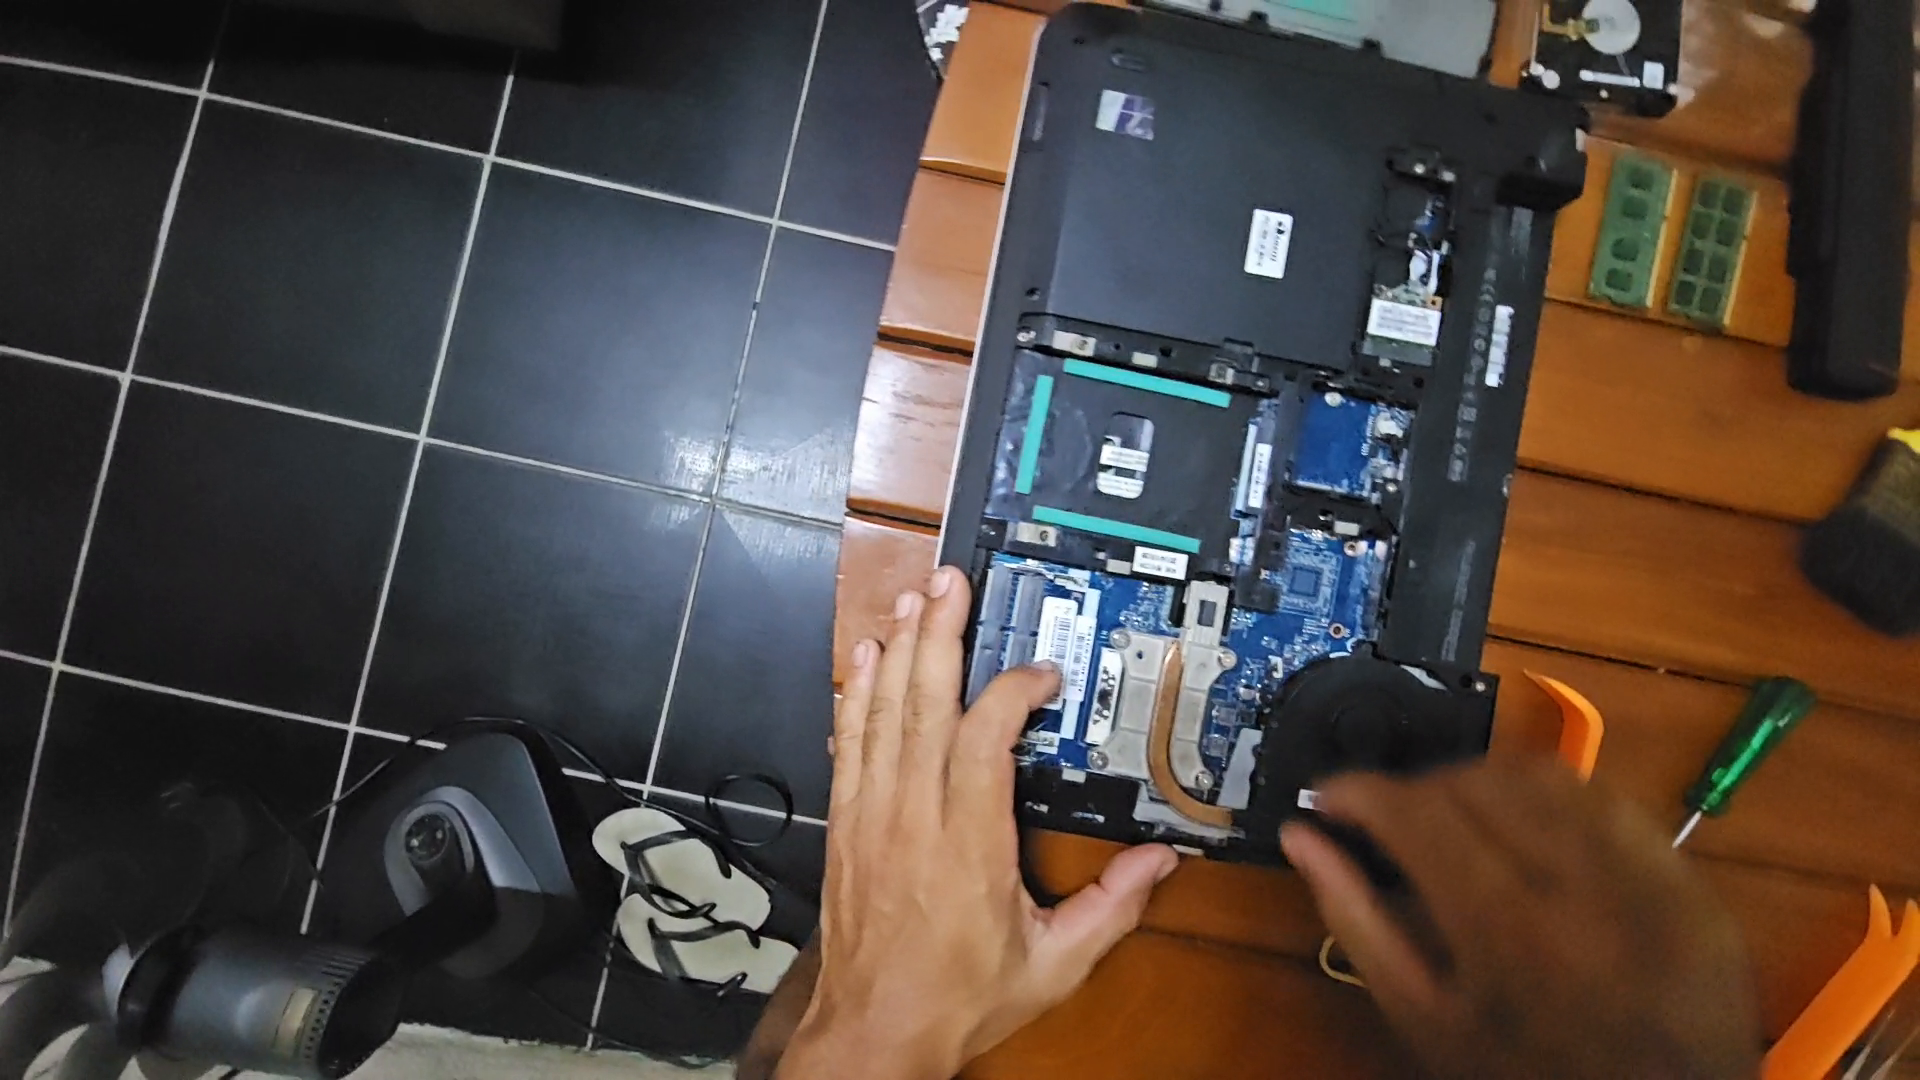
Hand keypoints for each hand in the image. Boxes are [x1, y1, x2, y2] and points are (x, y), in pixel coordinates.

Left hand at [778, 566, 1178, 1079]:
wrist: (873, 1031)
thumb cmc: (956, 996)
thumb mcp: (1052, 965)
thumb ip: (1111, 910)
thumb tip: (1158, 865)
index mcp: (970, 844)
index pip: (986, 741)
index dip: (1012, 693)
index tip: (1040, 675)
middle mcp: (916, 815)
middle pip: (925, 706)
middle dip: (938, 636)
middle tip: (948, 585)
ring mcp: (874, 811)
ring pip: (884, 713)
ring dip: (898, 650)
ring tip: (912, 601)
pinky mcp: (848, 818)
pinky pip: (850, 741)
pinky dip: (856, 693)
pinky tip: (865, 657)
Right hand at [1284, 758, 1762, 1079]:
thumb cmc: (1514, 1071)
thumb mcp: (1417, 1012)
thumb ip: (1351, 916)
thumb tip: (1299, 834)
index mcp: (1510, 934)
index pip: (1415, 813)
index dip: (1358, 790)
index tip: (1327, 796)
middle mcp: (1587, 895)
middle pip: (1469, 784)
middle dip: (1410, 789)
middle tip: (1388, 820)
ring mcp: (1653, 886)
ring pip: (1538, 774)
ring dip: (1475, 780)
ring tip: (1452, 814)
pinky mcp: (1692, 885)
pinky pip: (1604, 799)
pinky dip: (1547, 794)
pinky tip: (1523, 822)